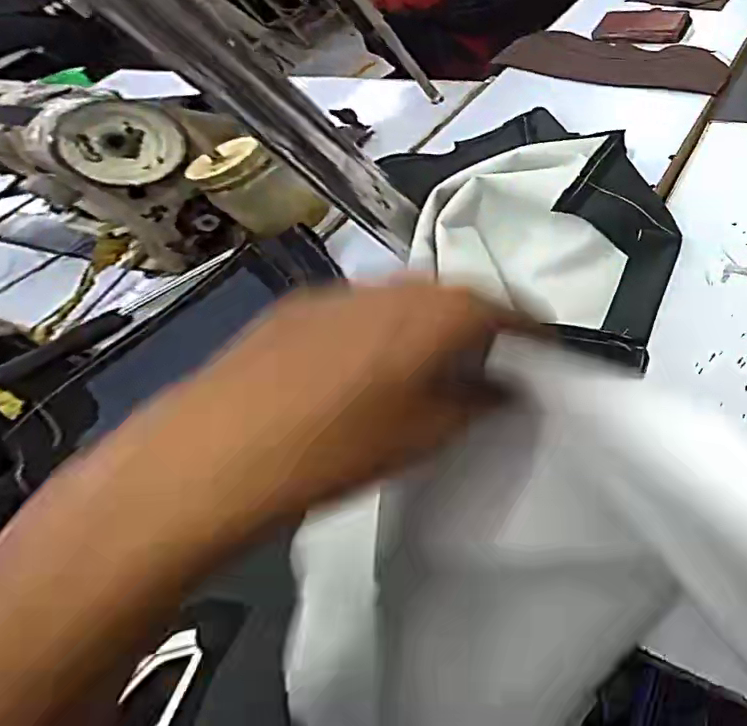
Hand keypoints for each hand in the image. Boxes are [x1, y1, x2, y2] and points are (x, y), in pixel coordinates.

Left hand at [151, 281, 516, 523]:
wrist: (201, 460)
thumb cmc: (333, 450)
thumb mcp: (423, 436)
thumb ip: (477, 403)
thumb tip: (504, 388)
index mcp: (438, 312)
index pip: (506, 308)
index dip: (531, 328)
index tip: (544, 347)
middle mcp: (397, 287)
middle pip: (458, 294)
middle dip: (481, 321)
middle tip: (490, 357)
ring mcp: (344, 291)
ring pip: (409, 296)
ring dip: (431, 320)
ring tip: (431, 361)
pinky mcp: (298, 306)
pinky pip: (363, 306)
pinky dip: (384, 325)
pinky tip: (364, 366)